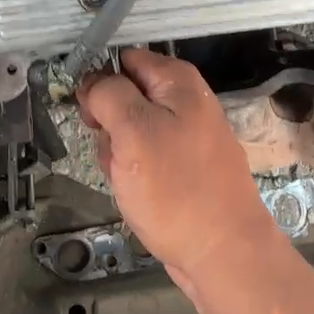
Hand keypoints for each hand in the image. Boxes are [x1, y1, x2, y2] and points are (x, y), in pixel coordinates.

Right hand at [77, 49, 283, 280]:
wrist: (224, 254)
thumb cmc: (177, 189)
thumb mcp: (133, 131)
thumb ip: (108, 94)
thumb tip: (93, 80)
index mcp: (177, 80)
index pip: (123, 60)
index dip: (100, 82)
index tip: (88, 113)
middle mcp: (185, 100)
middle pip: (125, 96)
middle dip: (109, 125)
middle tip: (115, 153)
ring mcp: (186, 134)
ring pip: (131, 131)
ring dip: (118, 154)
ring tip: (129, 180)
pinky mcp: (185, 166)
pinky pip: (146, 158)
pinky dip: (134, 173)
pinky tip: (138, 194)